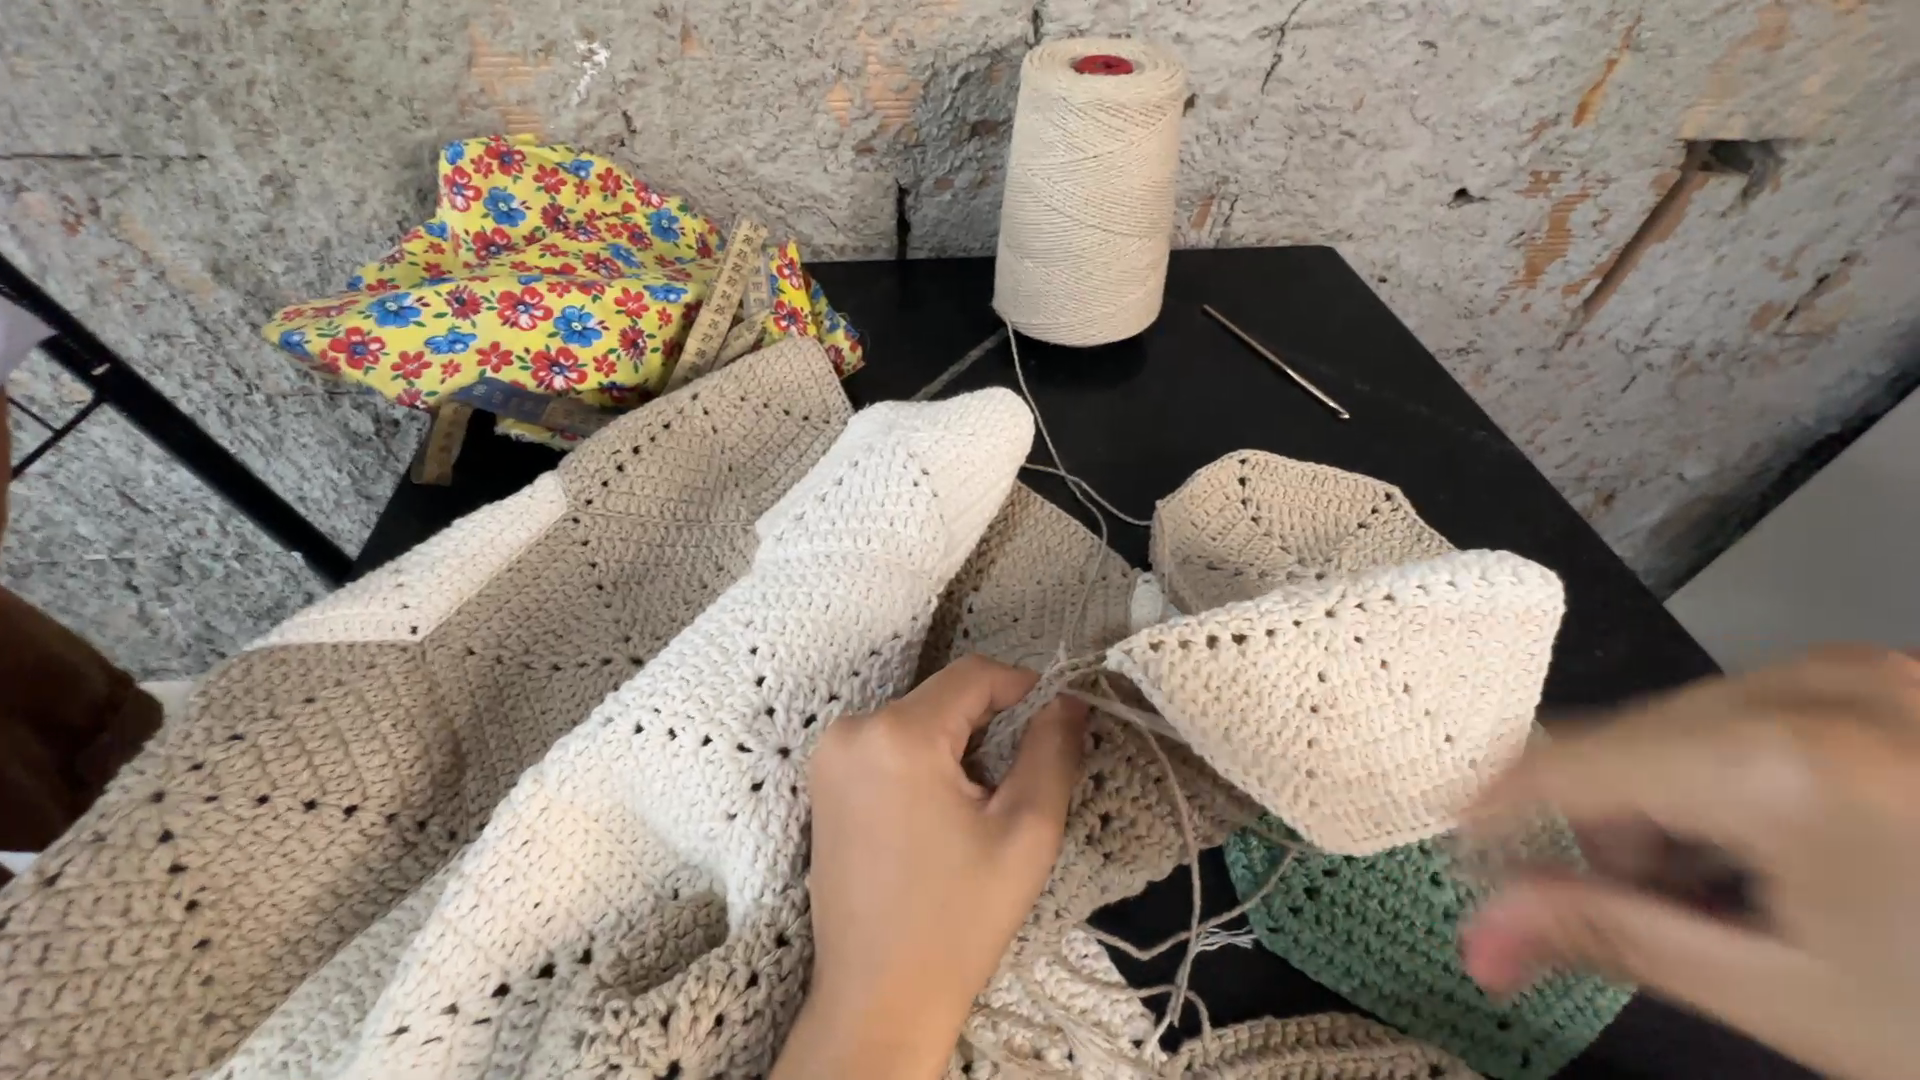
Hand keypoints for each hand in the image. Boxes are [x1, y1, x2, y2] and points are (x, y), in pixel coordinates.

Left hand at [772, 655, 1088, 1079]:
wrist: (878, 997)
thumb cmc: (958, 920)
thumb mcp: (1026, 832)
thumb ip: (1053, 751)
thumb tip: (1068, 700)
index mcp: (898, 735)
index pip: (972, 675)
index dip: (1021, 686)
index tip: (1054, 718)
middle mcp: (851, 730)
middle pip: (942, 697)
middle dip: (988, 725)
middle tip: (1013, 783)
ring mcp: (829, 756)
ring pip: (916, 719)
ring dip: (956, 745)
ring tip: (974, 809)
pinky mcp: (822, 782)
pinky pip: (887, 744)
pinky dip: (922, 761)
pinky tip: (935, 816)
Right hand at [1461, 647, 1919, 1079]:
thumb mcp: (1792, 998)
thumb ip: (1607, 940)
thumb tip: (1473, 943)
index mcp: (1776, 760)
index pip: (1562, 767)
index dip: (1492, 815)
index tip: (1457, 858)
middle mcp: (1806, 685)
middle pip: (1618, 741)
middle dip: (1589, 823)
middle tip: (1610, 906)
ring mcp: (1860, 672)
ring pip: (1673, 724)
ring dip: (1652, 802)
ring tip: (1709, 889)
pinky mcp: (1888, 680)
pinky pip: (1741, 715)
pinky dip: (1715, 779)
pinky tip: (1766, 849)